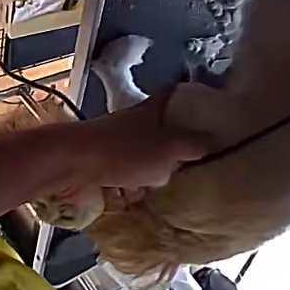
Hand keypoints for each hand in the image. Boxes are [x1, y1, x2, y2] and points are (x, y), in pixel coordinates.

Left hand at [58, 93, 206, 192]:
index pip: (173, 93)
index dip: (186, 94)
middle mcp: (134, 120)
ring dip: (151, 165)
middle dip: (172, 141)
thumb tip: (215, 141)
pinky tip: (136, 196)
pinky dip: (131, 181)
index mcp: (153, 110)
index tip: (201, 103)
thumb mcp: (170, 149)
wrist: (74, 163)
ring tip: (165, 182)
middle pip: (159, 125)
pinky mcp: (101, 159)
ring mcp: (116, 139)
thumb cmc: (126, 151)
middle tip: (190, 156)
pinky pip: (124, 170)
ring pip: (142, 150)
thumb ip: (194, 145)